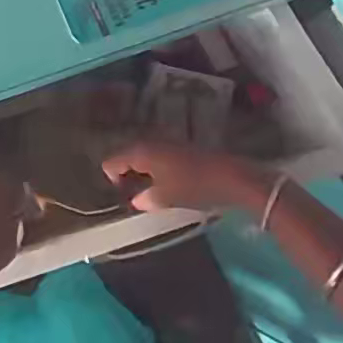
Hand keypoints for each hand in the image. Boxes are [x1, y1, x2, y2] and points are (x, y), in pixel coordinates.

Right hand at [102, 141, 263, 212]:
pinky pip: (157, 155)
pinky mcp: (179, 146)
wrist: (230, 176)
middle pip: (125, 156)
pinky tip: (166, 181)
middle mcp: (149, 142)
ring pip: (142, 155)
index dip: (113, 179)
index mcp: (140, 153)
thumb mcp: (165, 197)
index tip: (124, 194)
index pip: (111, 162)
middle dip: (126, 173)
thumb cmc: (193, 186)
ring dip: (141, 170)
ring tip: (150, 189)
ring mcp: (166, 142)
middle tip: (133, 192)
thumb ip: (145, 199)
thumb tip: (136, 201)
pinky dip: (155, 167)